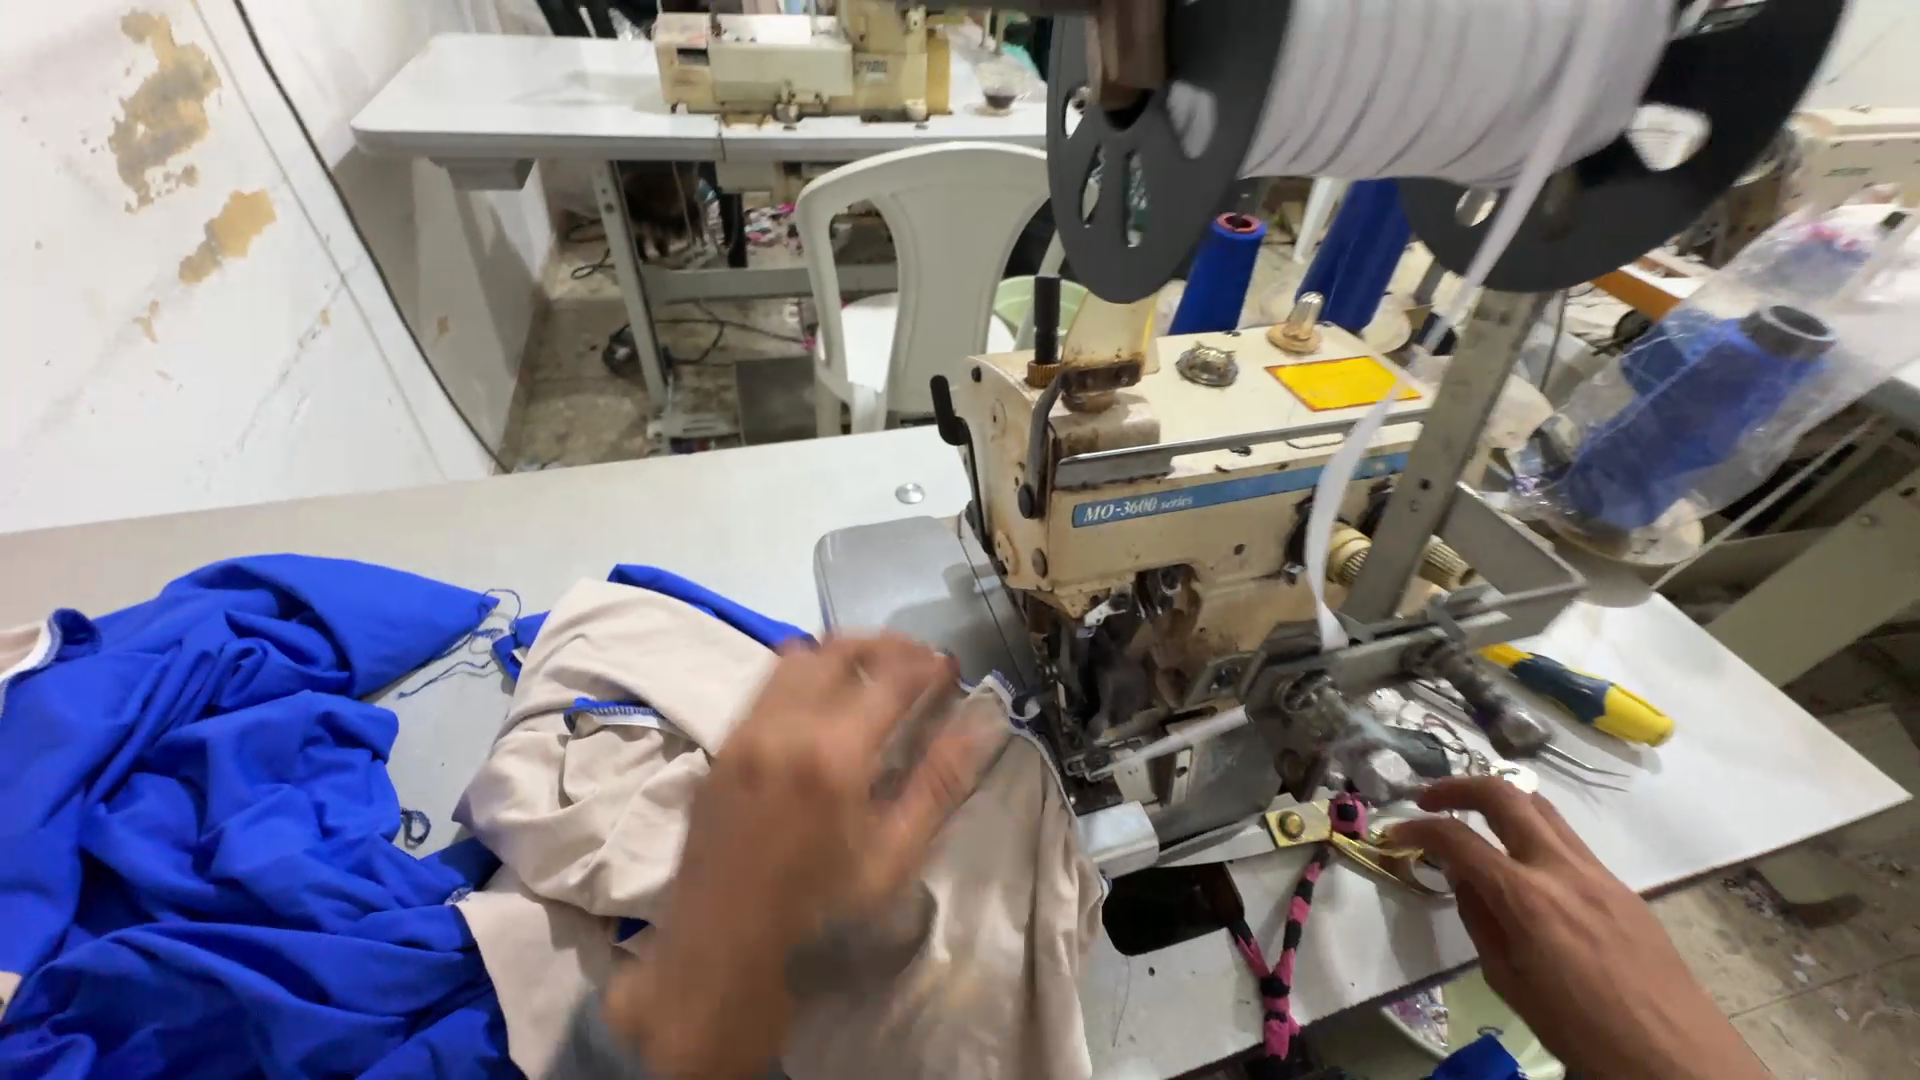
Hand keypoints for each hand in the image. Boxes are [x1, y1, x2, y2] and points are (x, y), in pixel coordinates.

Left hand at [605, 635, 987, 1078]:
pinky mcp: (724, 741)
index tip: (949, 665)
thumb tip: (978, 727)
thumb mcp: (894, 857)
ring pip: (799, 655)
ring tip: (873, 666)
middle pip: (842, 649)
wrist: (722, 944)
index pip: (891, 679)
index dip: (927, 664)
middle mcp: (787, 727)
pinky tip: (822, 695)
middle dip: (887, 643)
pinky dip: (804, 670)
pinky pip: (768, 681)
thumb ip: (939, 784)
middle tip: (917, 656)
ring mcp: (747, 730)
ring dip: (843, 649)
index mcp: (835, 756)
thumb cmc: (820, 908)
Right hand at [1388, 778, 1766, 1079]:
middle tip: (1428, 800)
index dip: (1417, 829)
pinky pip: (1567, 840)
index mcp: (1527, 899)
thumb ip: (1478, 917)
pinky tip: (1521, 865)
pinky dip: (1531, 832)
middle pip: (1504, 795)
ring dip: (1498, 801)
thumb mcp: (1508, 980)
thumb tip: (1461, 877)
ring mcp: (1598, 875)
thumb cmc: (1583, 1033)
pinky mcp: (1622, 888)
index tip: (1395, 834)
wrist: (1683, 1064)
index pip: (1456, 838)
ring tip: (1473, 818)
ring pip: (1540, 807)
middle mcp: (1562, 871)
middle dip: (1457, 787)